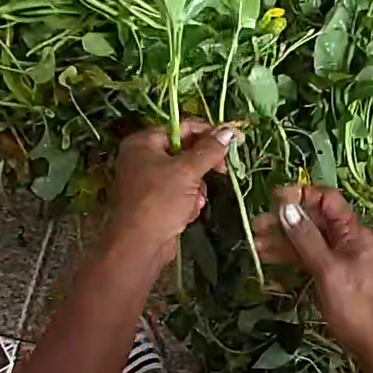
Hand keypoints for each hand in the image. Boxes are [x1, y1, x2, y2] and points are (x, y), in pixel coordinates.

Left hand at [106, 120, 239, 257]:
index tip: (233, 141)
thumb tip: (229, 131)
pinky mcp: (156, 200)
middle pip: (186, 151)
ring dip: (197, 189)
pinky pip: (181, 192)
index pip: (182, 127)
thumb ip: (209, 150)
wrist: (139, 244)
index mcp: (144, 142)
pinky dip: (188, 202)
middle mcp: (144, 157)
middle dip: (202, 167)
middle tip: (221, 172)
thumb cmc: (159, 201)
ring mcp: (149, 180)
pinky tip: (187, 213)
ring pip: (187, 174)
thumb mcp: (187, 171)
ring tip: (194, 202)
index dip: (209, 133)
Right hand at [252, 185, 372, 369]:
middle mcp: (344, 238)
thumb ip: (307, 239)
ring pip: (304, 237)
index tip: (275, 199)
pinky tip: (265, 255)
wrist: (371, 341)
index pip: (327, 199)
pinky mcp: (326, 272)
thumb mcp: (328, 269)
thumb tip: (286, 208)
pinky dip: (286, 254)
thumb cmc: (354, 304)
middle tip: (256, 225)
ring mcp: (334, 256)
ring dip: (280, 237)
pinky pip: (303, 255)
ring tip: (253, 242)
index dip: (302, 194)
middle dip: (284, 218)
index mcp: (352, 231)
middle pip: (312, 218)